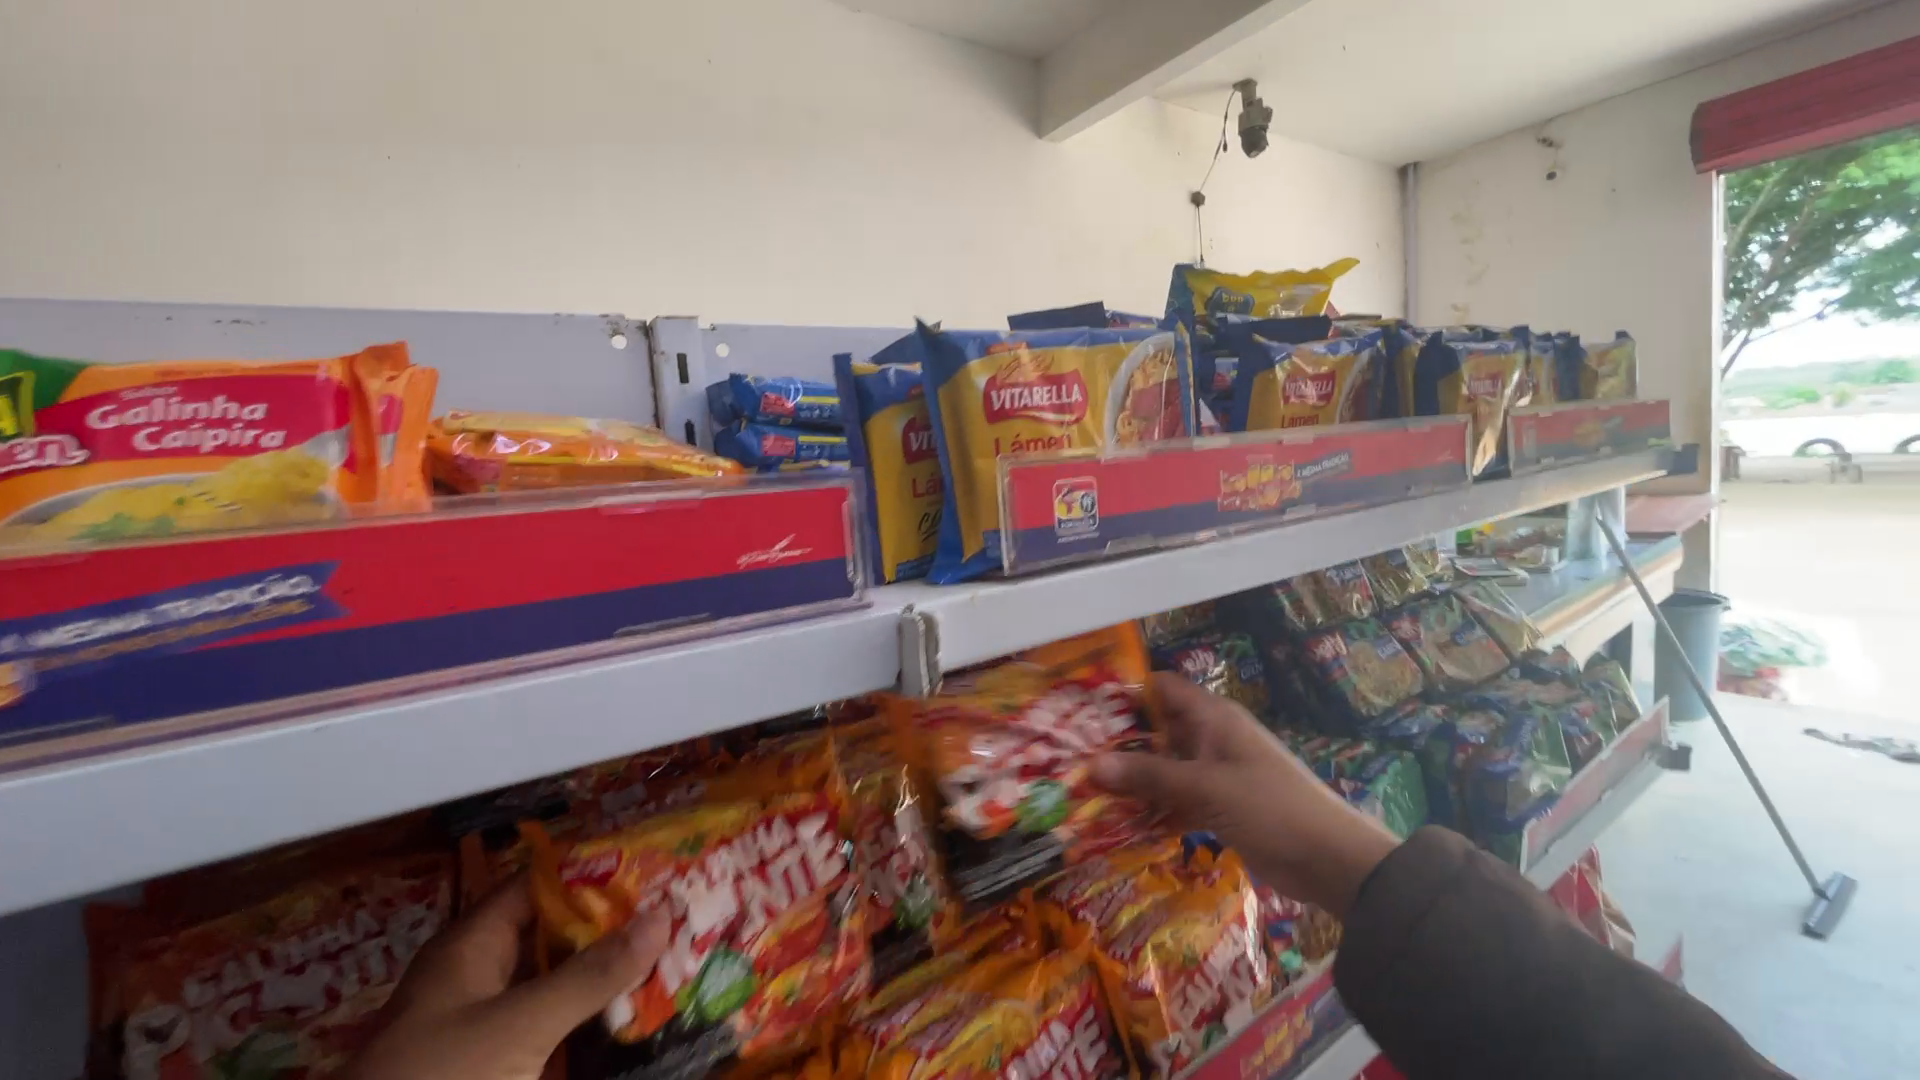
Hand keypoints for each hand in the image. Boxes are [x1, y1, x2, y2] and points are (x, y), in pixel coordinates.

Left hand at [344, 878, 669, 1079]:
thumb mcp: (520, 1026)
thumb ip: (591, 974)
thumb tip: (663, 913)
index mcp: (472, 945)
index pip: (541, 884)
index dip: (594, 872)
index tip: (654, 869)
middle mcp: (479, 975)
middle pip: (554, 933)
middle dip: (612, 925)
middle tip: (676, 914)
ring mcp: (486, 1025)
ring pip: (557, 982)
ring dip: (606, 974)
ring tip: (670, 958)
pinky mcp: (496, 1066)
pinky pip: (553, 1028)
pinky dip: (590, 1020)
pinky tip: (633, 1019)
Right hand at [1093, 672, 1399, 917]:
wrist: (1331, 861)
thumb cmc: (1270, 808)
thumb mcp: (1205, 788)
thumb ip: (1149, 776)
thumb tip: (1091, 765)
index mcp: (1212, 718)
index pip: (1161, 688)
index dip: (1125, 691)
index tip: (1084, 706)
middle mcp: (1211, 738)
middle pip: (1157, 729)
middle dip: (1119, 741)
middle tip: (1073, 755)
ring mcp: (1215, 773)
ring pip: (1164, 767)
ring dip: (1133, 779)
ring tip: (1086, 790)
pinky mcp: (1219, 806)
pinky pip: (1176, 798)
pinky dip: (1153, 807)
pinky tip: (1120, 823)